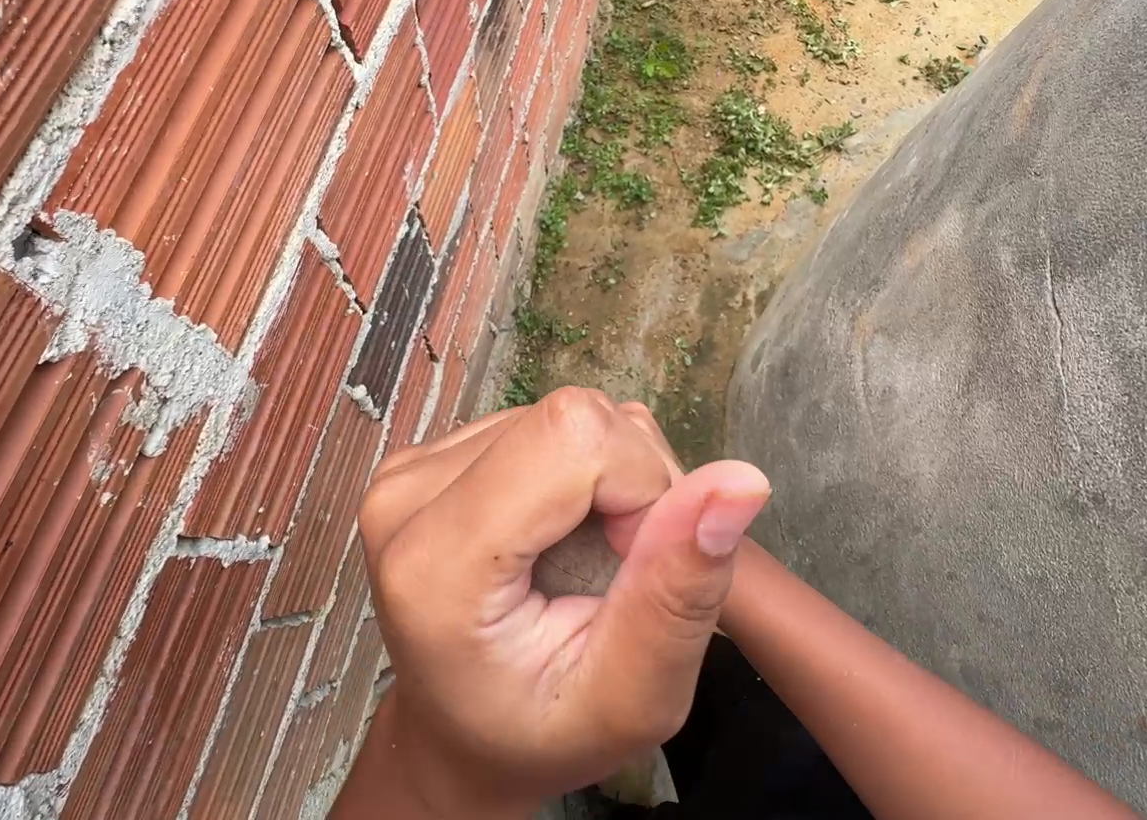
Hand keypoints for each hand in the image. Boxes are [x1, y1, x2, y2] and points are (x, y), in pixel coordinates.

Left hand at [352, 387, 771, 814]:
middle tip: (618, 566)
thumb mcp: (631, 699)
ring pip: (562, 414)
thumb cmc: (537, 731)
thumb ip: (680, 592)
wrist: (458, 730)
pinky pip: (539, 422)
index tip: (636, 563)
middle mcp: (406, 495)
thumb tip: (740, 480)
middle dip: (631, 480)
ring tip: (589, 556)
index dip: (640, 485)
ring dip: (606, 476)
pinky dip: (577, 470)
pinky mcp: (431, 454)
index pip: (573, 435)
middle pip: (571, 416)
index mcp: (436, 563)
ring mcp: (412, 467)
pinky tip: (563, 531)